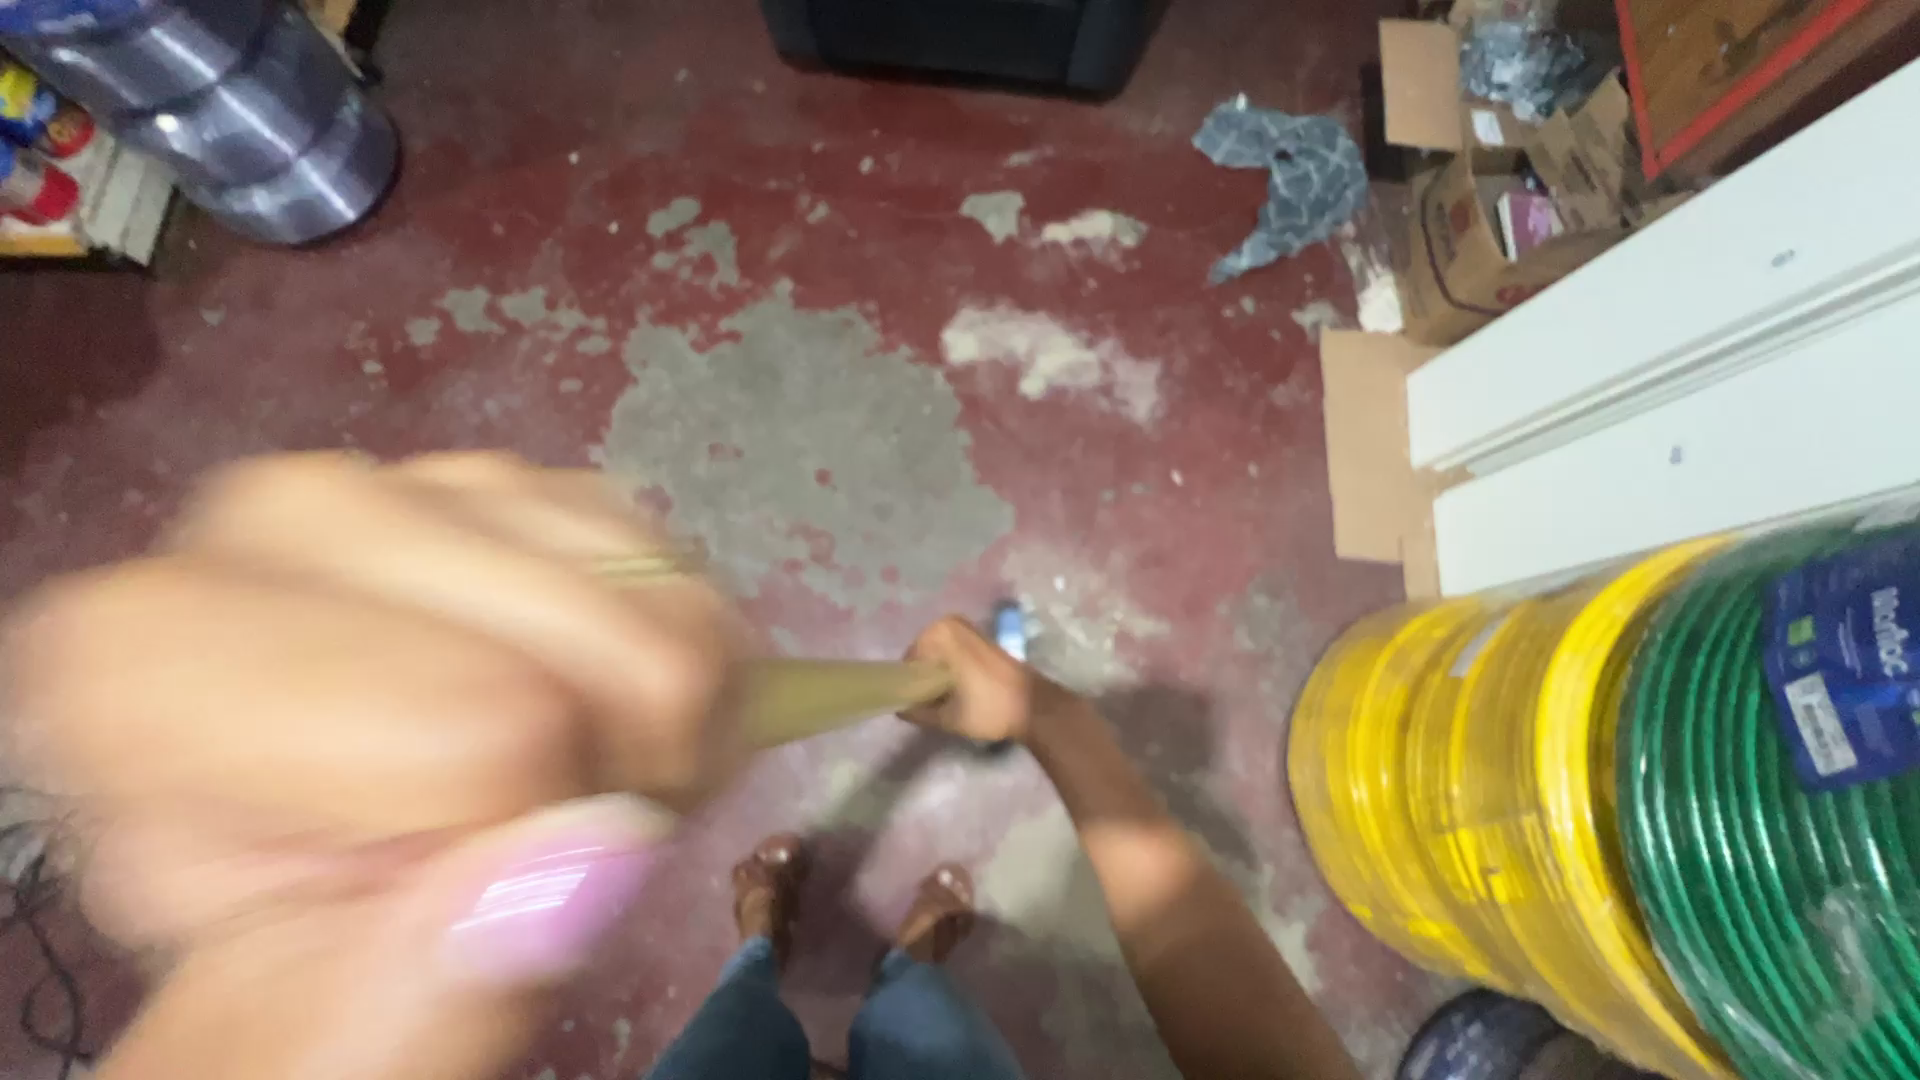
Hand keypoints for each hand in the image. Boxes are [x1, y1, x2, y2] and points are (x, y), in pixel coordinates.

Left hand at [3, 451, 749, 1079]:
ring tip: (595, 767)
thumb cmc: (326, 943)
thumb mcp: (331, 1034)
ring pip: (665, 602)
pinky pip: (689, 571)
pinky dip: (697, 659)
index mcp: (164, 652)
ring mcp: (443, 479)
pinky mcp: (547, 482)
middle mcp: (297, 519)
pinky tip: (621, 701)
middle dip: (626, 769)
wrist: (370, 841)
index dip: (527, 828)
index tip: (484, 875)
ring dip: (673, 719)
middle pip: (591, 659)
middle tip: (564, 828)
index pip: (480, 729)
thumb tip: (595, 850)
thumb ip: (430, 990)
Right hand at [899, 615, 1086, 744]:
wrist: (1033, 706)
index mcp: (938, 634)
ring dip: (937, 676)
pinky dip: (950, 670)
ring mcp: (966, 627)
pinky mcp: (980, 637)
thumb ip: (916, 712)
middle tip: (935, 706)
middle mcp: (949, 623)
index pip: (907, 663)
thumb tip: (899, 708)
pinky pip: (951, 653)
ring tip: (948, 701)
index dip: (910, 687)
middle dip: (924, 680)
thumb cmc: (987, 708)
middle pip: (922, 658)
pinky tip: (959, 691)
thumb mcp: (946, 718)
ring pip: (936, 657)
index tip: (920, 707)